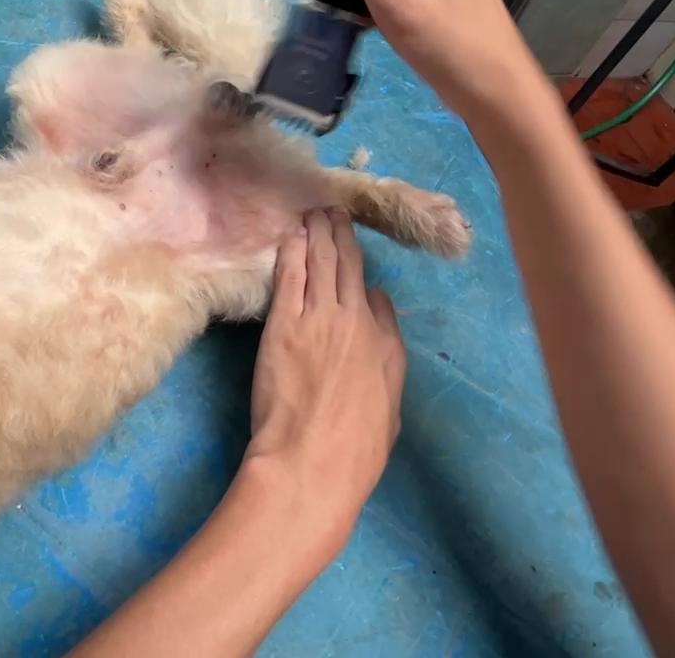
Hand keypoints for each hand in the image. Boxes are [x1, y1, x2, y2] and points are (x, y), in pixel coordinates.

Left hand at [244, 208, 405, 551]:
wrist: (310, 464)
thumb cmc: (354, 452)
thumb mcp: (390, 407)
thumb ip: (387, 354)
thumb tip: (378, 311)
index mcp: (386, 346)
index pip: (376, 298)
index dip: (361, 277)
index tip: (351, 261)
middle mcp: (356, 322)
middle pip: (348, 267)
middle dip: (341, 234)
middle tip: (334, 210)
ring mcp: (319, 318)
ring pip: (322, 262)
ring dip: (319, 232)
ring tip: (316, 210)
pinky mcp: (284, 322)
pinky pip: (292, 275)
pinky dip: (294, 250)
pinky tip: (293, 233)